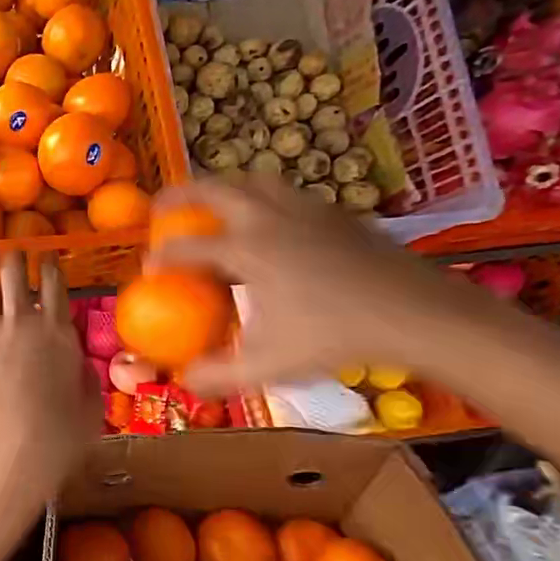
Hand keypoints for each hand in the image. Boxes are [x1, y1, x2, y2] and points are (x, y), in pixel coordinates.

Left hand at [0, 245, 99, 491]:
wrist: (9, 451)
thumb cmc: (57, 437)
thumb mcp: (90, 405)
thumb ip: (86, 376)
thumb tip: (79, 361)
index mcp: (58, 332)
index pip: (55, 285)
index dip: (51, 265)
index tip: (48, 255)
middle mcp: (23, 322)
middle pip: (18, 277)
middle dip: (18, 257)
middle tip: (17, 247)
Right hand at [148, 177, 504, 393]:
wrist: (412, 311)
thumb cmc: (335, 337)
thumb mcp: (269, 365)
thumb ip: (220, 375)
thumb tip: (186, 381)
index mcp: (247, 250)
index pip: (189, 246)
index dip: (161, 256)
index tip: (147, 267)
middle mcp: (269, 217)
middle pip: (213, 188)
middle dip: (179, 194)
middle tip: (161, 207)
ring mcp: (304, 208)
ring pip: (252, 179)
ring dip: (223, 187)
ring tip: (212, 203)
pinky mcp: (333, 212)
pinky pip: (284, 193)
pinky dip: (261, 198)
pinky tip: (269, 223)